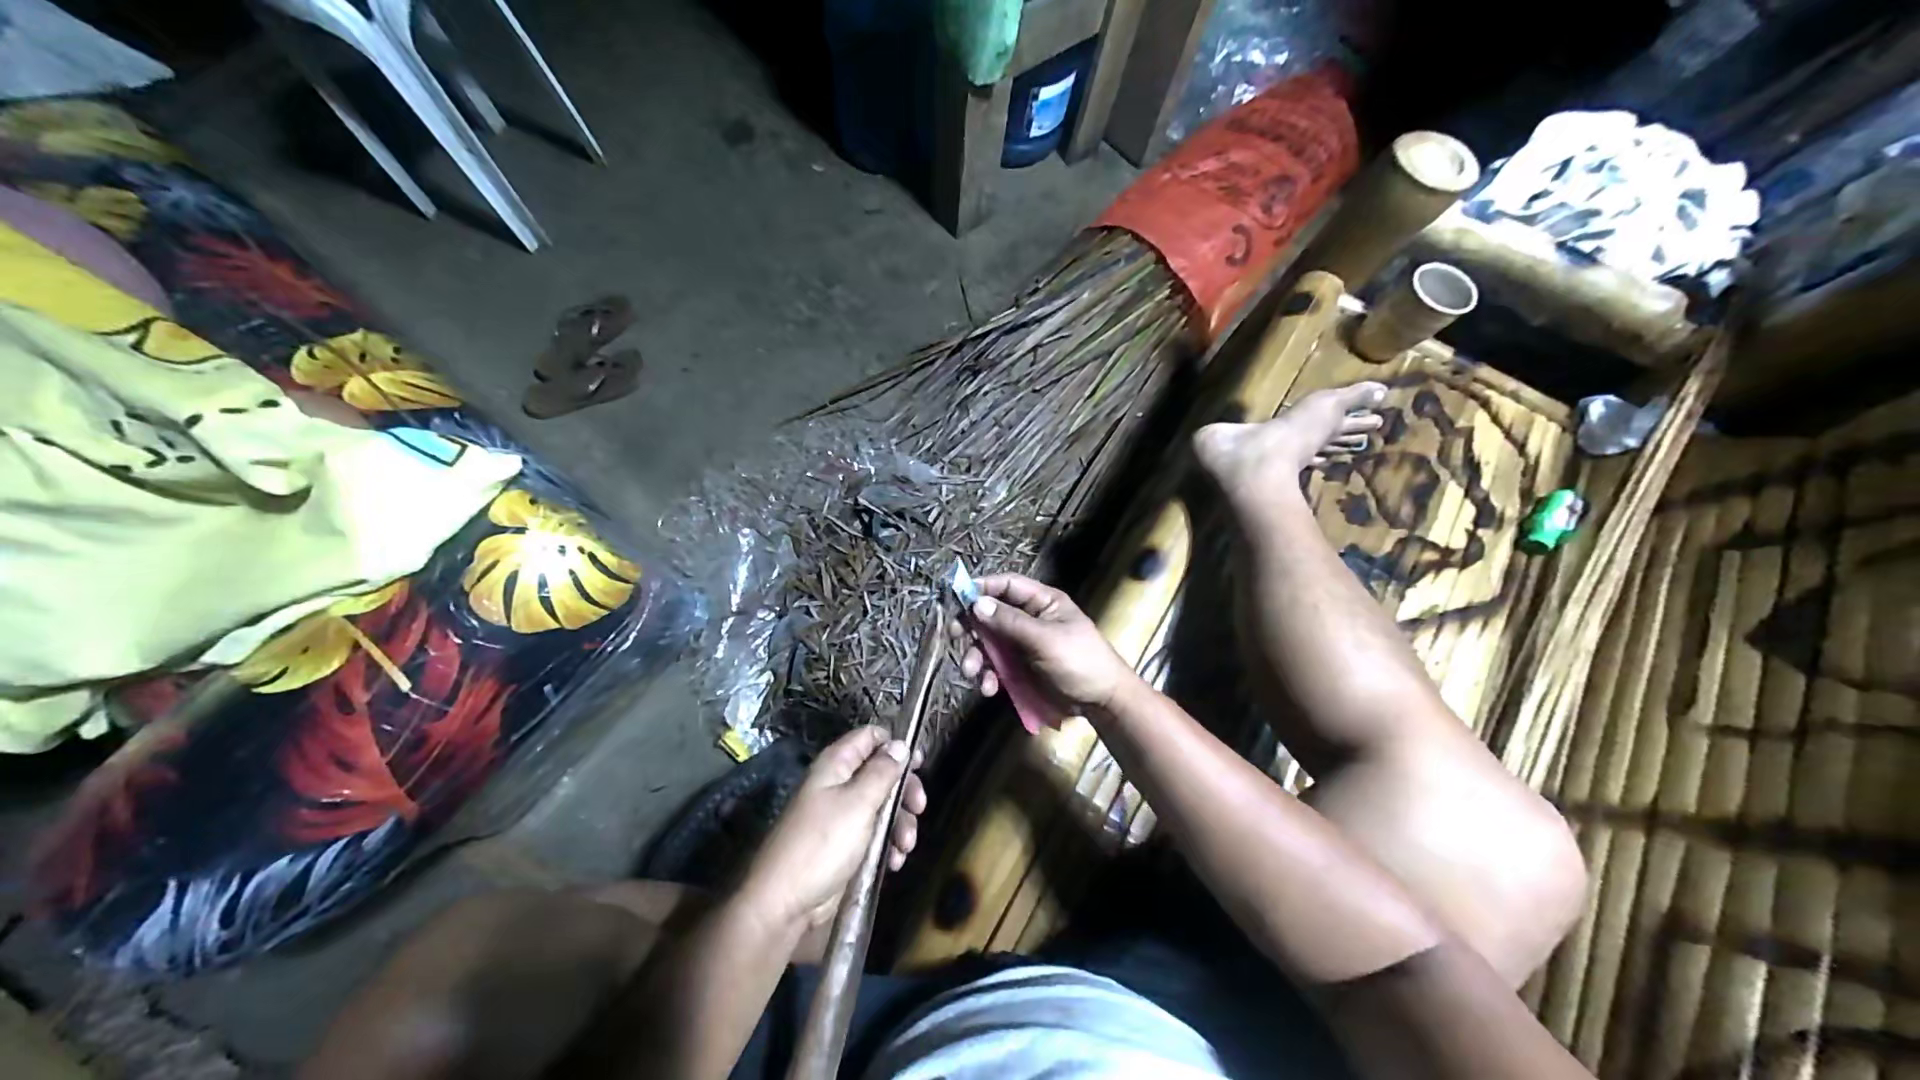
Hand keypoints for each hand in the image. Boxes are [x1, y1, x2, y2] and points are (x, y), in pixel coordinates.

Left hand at [737, 726, 926, 931]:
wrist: (785, 902)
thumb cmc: (823, 843)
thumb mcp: (859, 803)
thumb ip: (882, 772)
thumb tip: (900, 745)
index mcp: (836, 765)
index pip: (869, 738)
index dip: (895, 746)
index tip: (919, 764)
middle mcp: (838, 785)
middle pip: (881, 774)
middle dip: (904, 792)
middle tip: (919, 808)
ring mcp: (840, 816)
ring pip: (882, 807)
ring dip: (899, 824)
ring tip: (904, 847)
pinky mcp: (844, 845)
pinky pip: (874, 835)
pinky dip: (887, 845)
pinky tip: (893, 862)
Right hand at [949, 573, 1137, 712]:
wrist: (1101, 702)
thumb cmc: (1080, 661)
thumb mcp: (1045, 639)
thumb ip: (1010, 622)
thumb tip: (977, 603)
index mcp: (1042, 602)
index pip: (1007, 585)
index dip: (982, 588)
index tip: (958, 597)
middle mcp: (1030, 619)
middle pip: (991, 615)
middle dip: (972, 628)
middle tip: (955, 637)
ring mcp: (1023, 645)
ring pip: (989, 644)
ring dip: (976, 657)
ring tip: (973, 672)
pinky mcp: (1020, 669)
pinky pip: (996, 667)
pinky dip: (988, 676)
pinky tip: (989, 688)